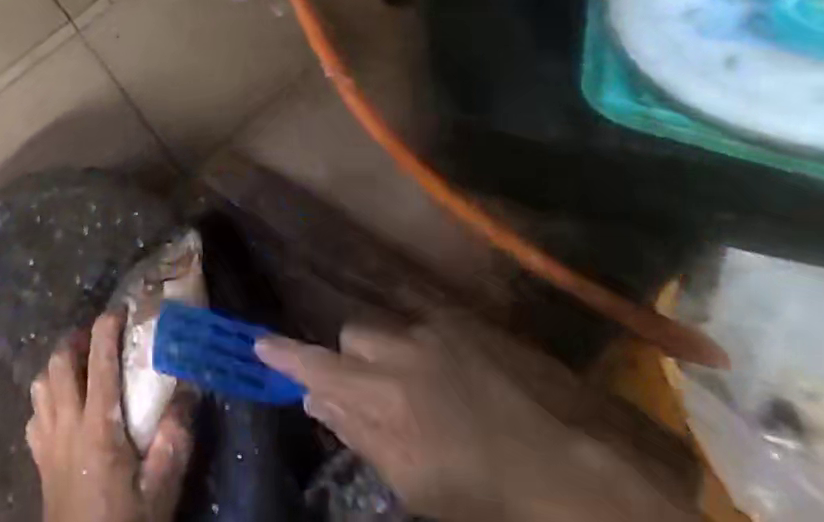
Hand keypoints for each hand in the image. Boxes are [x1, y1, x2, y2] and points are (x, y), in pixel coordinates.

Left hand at [27, 310, 192, 521]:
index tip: (119, 310)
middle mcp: (66, 424)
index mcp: (98, 426)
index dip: (106, 328)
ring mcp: (46, 441)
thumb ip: (174, 438)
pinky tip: (64, 405)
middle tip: (98, 335)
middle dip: (76, 339)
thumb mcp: (161, 488)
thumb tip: (187, 389)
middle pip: (58, 363)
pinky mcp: (38, 459)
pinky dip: (46, 396)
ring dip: (58, 365)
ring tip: (80, 364)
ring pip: (40, 383)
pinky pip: (33, 413)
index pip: (98, 362)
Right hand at [257, 316, 690, 521]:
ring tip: (413, 393)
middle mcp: (402, 352)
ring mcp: (436, 336)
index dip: (284, 354)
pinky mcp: (465, 330)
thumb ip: (357, 432)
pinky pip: (420, 331)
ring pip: (386, 332)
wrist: (565, 471)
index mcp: (384, 397)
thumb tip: (315, 398)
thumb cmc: (479, 493)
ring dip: (384, 356)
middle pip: (351, 336)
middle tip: (366, 396)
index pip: (317, 365)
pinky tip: (445, 384)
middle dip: (348, 360)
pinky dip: (418, 353)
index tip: (258, 344)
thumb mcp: (411, 482)